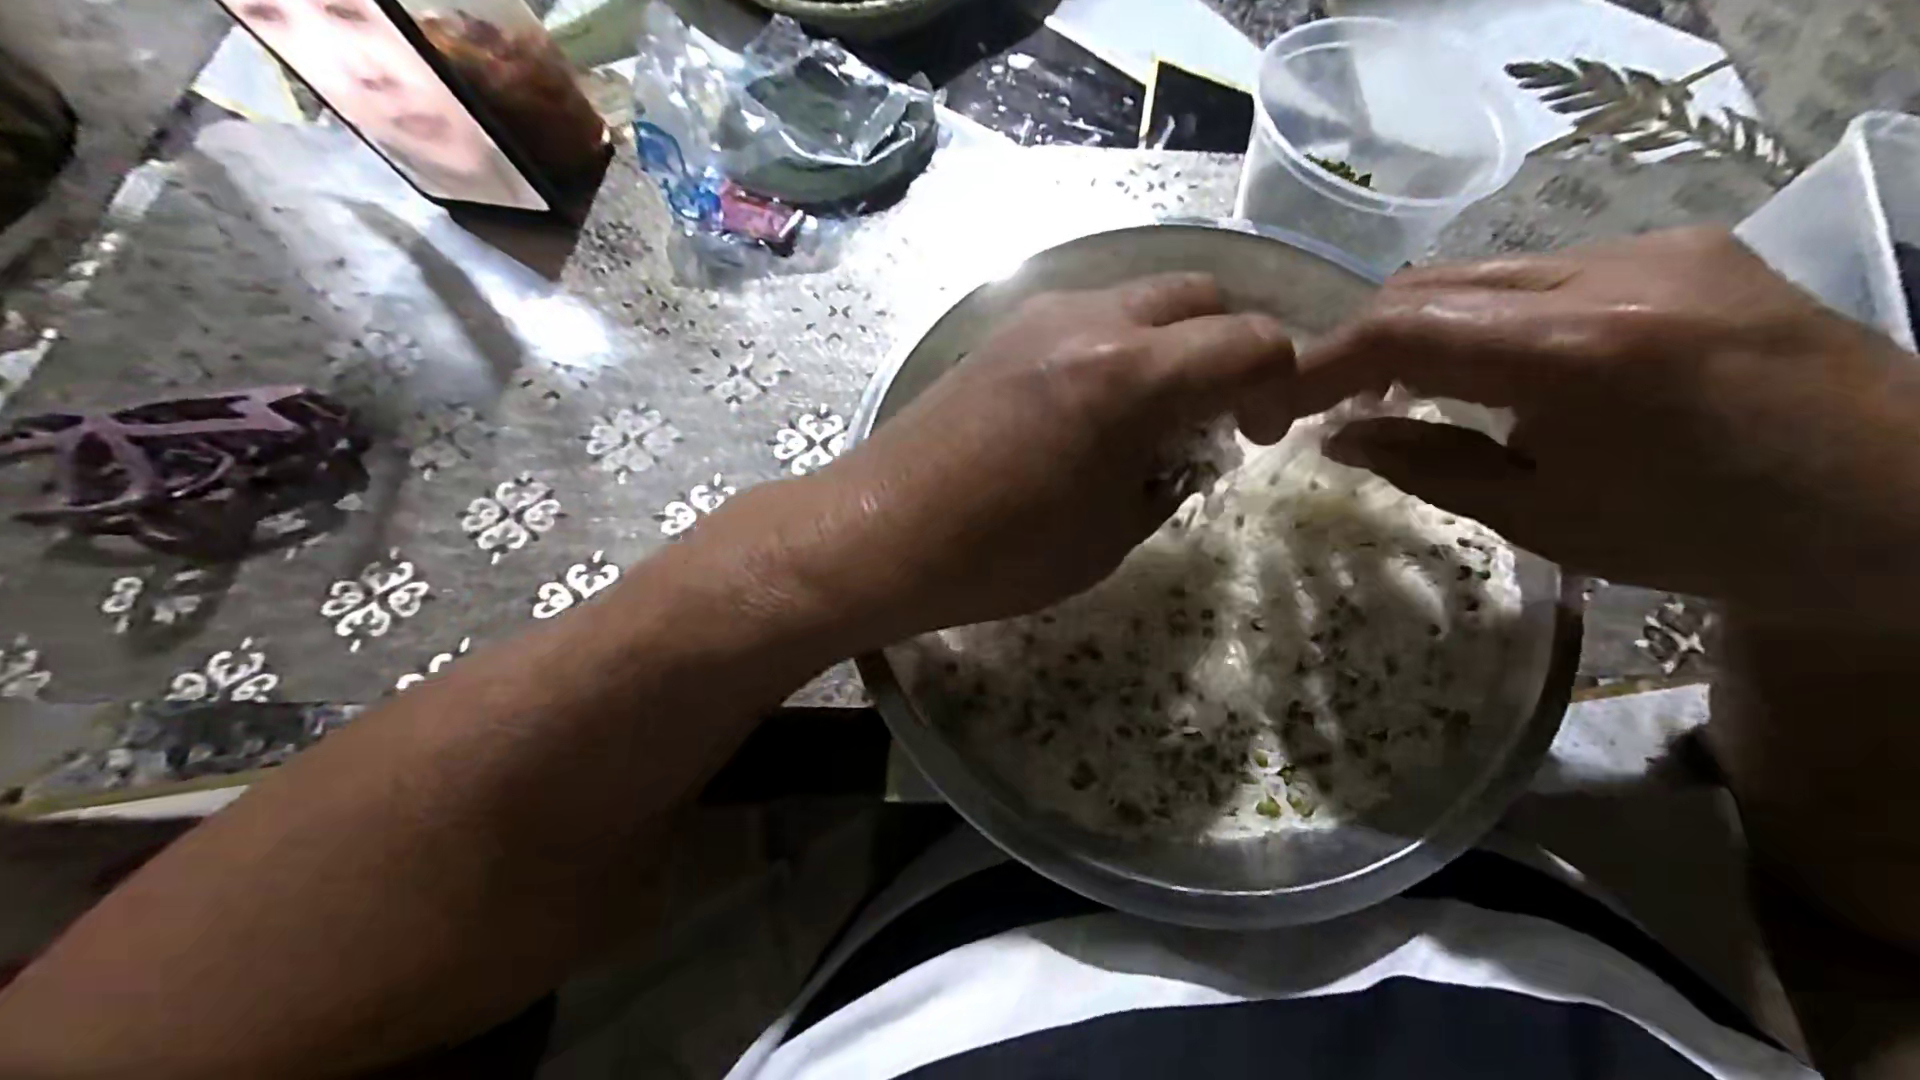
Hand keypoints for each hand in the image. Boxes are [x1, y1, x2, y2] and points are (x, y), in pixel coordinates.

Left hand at [749, 273, 1293, 645]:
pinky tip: (1096, 405)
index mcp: (1132, 375)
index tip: (1260, 434)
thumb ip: (1166, 480)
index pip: (1252, 342)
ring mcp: (1038, 317)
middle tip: (1214, 417)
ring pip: (1142, 298)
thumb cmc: (999, 555)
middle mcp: (1090, 320)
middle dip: (1229, 349)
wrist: (881, 534)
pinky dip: (1120, 345)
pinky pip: (1088, 316)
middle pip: (1202, 297)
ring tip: (1153, 413)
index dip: (1281, 383)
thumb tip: (1185, 452)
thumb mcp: (1109, 536)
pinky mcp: (1001, 333)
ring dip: (1173, 343)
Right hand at [1254, 227, 1919, 627]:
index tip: (1273, 405)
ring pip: (1472, 274)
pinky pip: (1529, 275)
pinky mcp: (1675, 250)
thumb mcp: (1540, 514)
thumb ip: (1424, 464)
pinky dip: (1471, 320)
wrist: (1905, 503)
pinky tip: (1475, 369)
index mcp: (1579, 352)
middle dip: (1357, 346)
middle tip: (1327, 406)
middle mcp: (1614, 272)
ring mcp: (1651, 249)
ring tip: (1391, 392)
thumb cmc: (1705, 533)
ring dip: (1412, 330)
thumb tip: (1338, 440)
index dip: (1319, 364)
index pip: (1400, 328)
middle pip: (1426, 286)